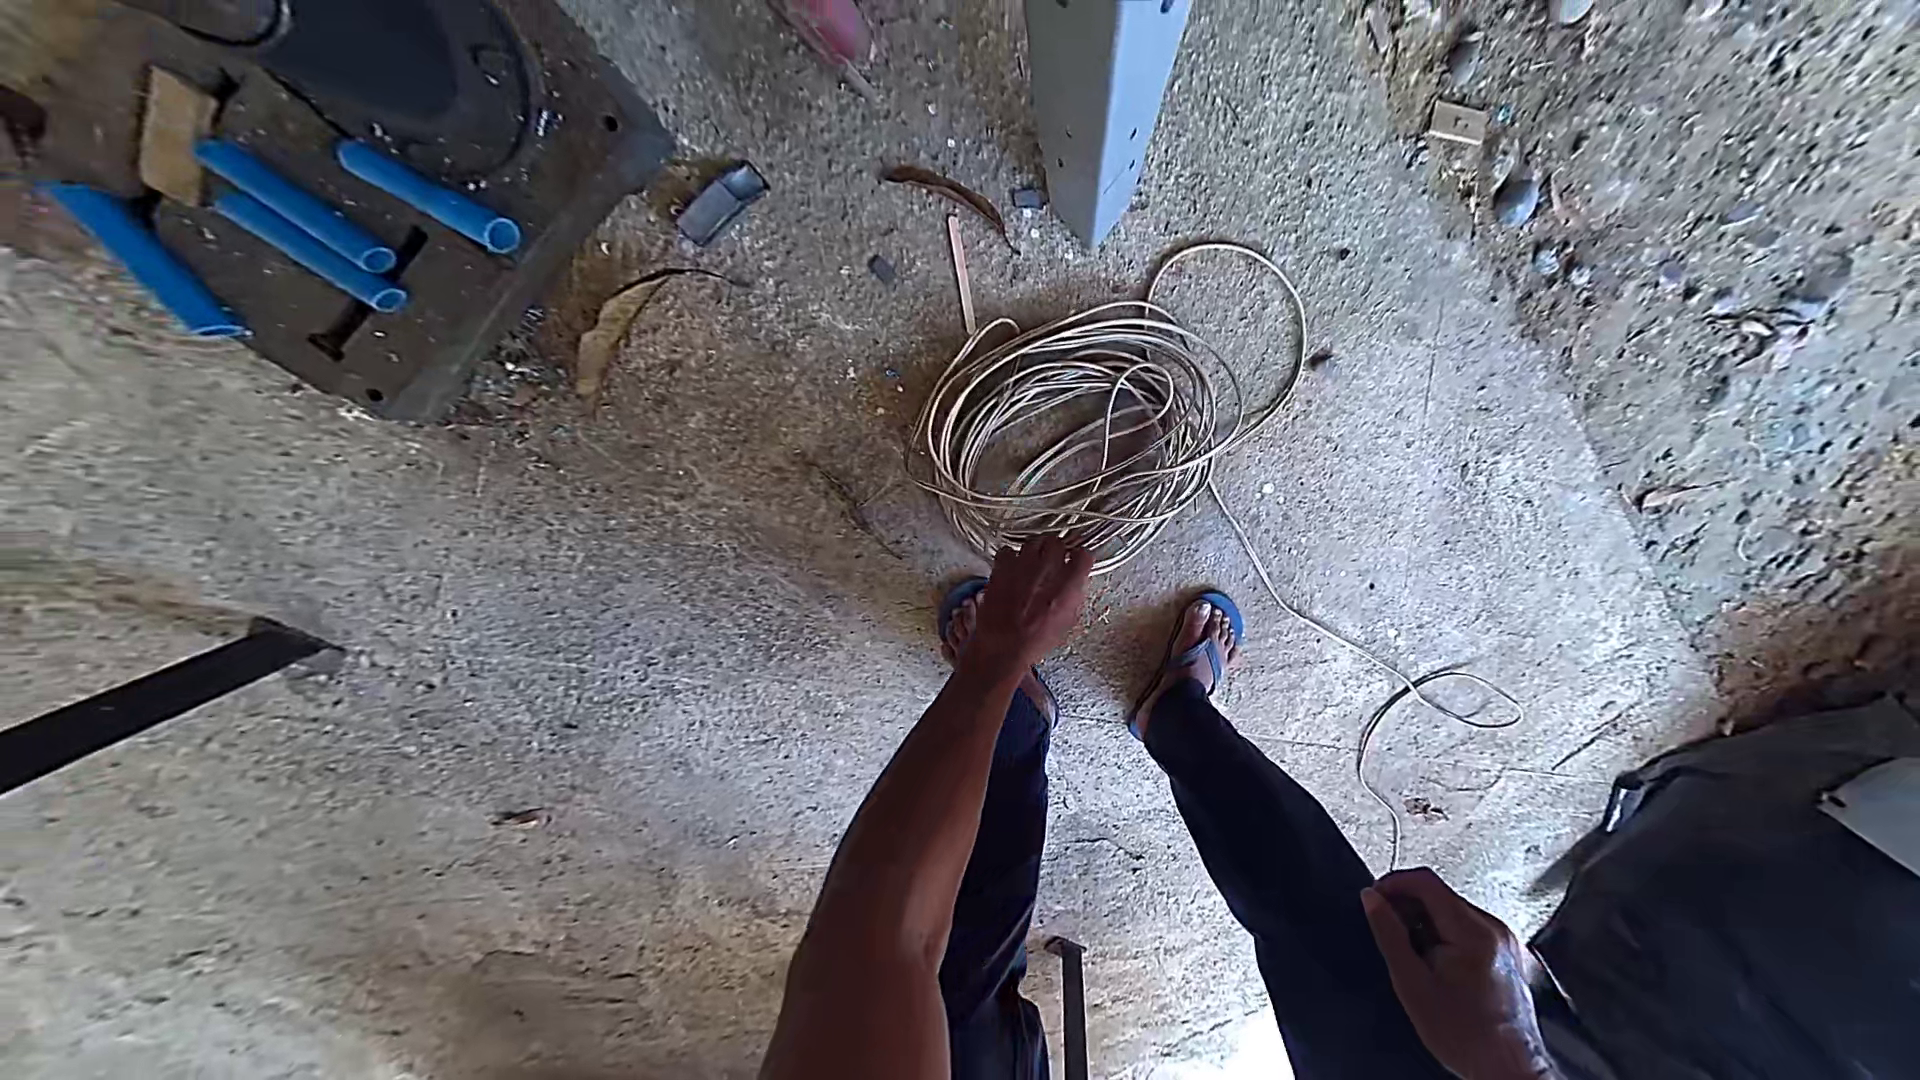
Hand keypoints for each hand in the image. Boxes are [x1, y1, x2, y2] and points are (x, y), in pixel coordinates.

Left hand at [964, 536, 1092, 675]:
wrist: (1003, 645)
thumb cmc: (1034, 640)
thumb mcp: (1067, 621)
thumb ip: (1073, 595)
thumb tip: (1074, 584)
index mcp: (1069, 584)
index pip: (1083, 554)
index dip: (1080, 557)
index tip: (1076, 560)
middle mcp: (1047, 569)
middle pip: (1057, 542)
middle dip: (1056, 549)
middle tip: (1053, 558)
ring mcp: (1023, 565)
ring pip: (1034, 541)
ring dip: (1036, 550)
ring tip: (1033, 562)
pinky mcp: (1002, 567)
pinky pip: (1008, 550)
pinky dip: (1011, 557)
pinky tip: (1012, 568)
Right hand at [1361, 868, 1558, 1079]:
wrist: (1508, 1072)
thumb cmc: (1467, 1037)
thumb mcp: (1411, 981)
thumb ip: (1387, 931)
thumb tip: (1371, 897)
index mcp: (1473, 933)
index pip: (1424, 881)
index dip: (1391, 884)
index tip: (1375, 898)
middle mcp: (1495, 931)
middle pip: (1436, 893)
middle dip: (1406, 906)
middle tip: (1391, 931)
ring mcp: (1504, 942)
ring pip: (1448, 908)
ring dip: (1422, 921)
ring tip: (1415, 954)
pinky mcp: (1506, 953)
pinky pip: (1463, 925)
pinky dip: (1441, 933)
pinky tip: (1435, 962)